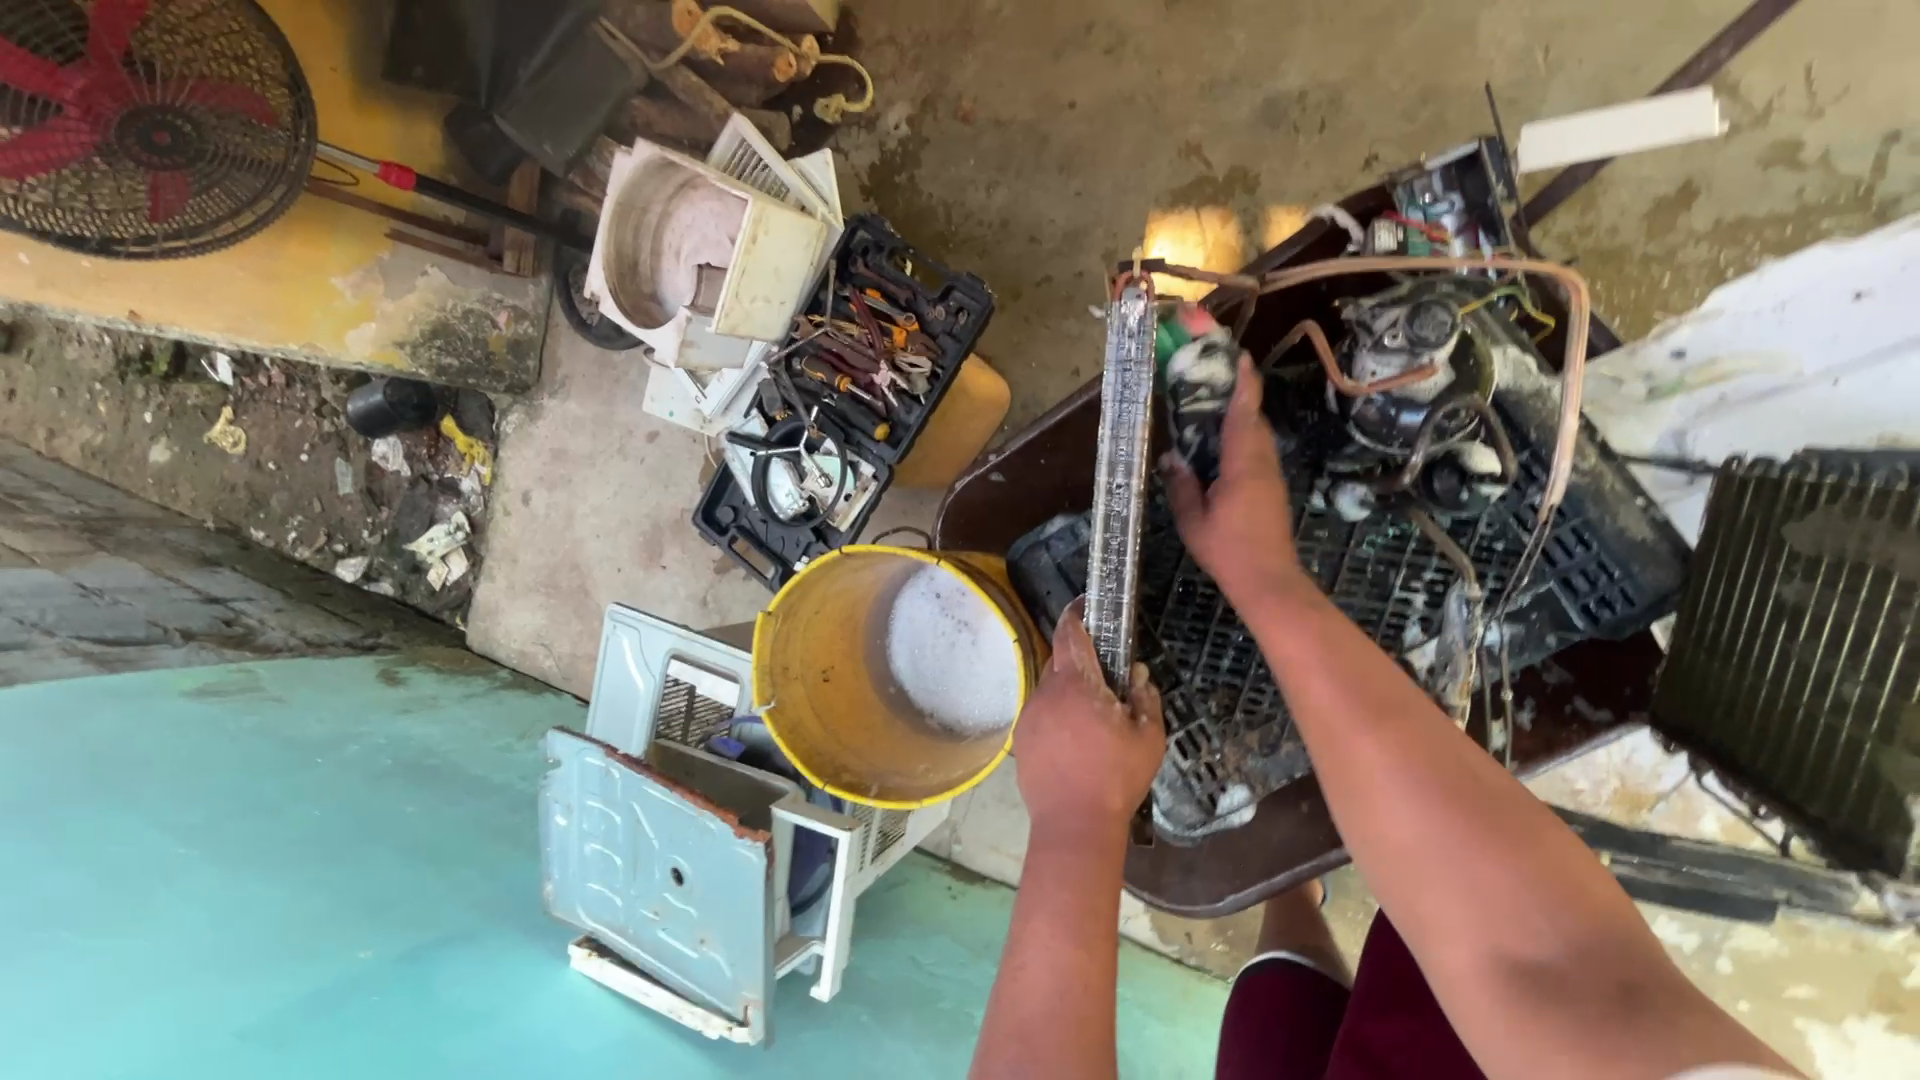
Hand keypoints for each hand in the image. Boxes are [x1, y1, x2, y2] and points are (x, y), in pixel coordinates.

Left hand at [1012, 603, 1164, 847]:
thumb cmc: (1116, 778)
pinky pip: (1041, 714)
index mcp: (1076, 684)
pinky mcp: (1021, 740)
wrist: (1074, 825)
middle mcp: (1045, 692)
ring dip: (1068, 692)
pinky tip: (1074, 741)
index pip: (1069, 634)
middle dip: (1079, 662)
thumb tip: (1137, 675)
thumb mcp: (1148, 738)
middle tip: (1105, 680)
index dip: (1076, 614)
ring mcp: (1029, 716)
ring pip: (1049, 689)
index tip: (1085, 605)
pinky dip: (1056, 716)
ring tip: (1092, 718)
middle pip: (1059, 661)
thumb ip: (1145, 698)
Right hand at [1161, 352, 1310, 608]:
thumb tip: (1171, 458)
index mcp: (1243, 462)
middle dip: (1235, 390)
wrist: (1268, 579)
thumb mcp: (1193, 520)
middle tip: (1209, 374)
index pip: (1244, 409)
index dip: (1242, 378)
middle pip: (1252, 415)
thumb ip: (1181, 485)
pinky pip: (1254, 449)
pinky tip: (1217, 443)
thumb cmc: (1228, 550)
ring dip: (1236, 413)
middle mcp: (1261, 460)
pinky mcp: (1270, 486)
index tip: (1236, 352)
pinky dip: (1238, 435)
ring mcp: (1270, 473)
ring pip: (1255, 432)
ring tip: (1208, 403)